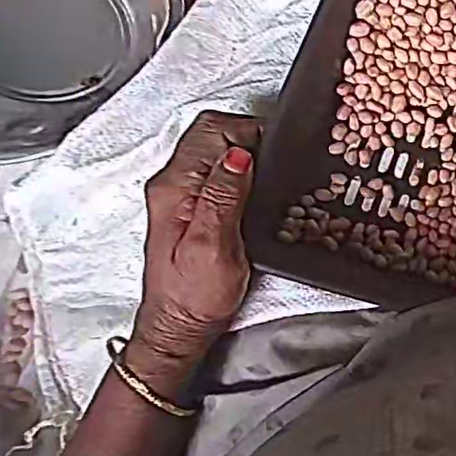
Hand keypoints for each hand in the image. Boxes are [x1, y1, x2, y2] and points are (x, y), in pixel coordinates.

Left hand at [131, 111, 260, 388]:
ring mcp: (182, 193)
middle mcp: (173, 183)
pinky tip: (261, 184)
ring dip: (248, 152)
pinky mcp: (194, 205)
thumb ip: (224, 196)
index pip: (212, 131)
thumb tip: (238, 155)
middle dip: (251, 137)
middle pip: (213, 133)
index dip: (250, 133)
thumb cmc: (196, 294)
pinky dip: (243, 169)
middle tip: (281, 161)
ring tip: (276, 171)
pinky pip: (219, 170)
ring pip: (217, 149)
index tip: (278, 153)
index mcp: (175, 187)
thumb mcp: (214, 246)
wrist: (179, 324)